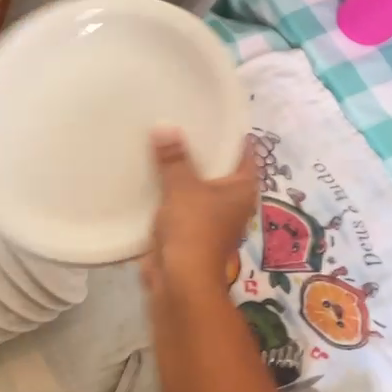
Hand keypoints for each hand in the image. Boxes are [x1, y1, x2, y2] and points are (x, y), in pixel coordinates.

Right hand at [140, 127, 258, 297]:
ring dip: (179, 173)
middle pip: (216, 167)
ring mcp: (209, 218)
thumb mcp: (182, 188)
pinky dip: (166, 194)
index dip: (226, 129)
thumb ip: (173, 158)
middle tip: (175, 124)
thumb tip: (164, 126)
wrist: (179, 280)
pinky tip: (148, 179)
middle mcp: (231, 201)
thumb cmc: (193, 230)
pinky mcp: (186, 232)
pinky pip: (176, 204)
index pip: (242, 148)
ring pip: (194, 186)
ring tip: (158, 147)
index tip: (206, 111)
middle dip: (197, 150)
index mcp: (243, 187)